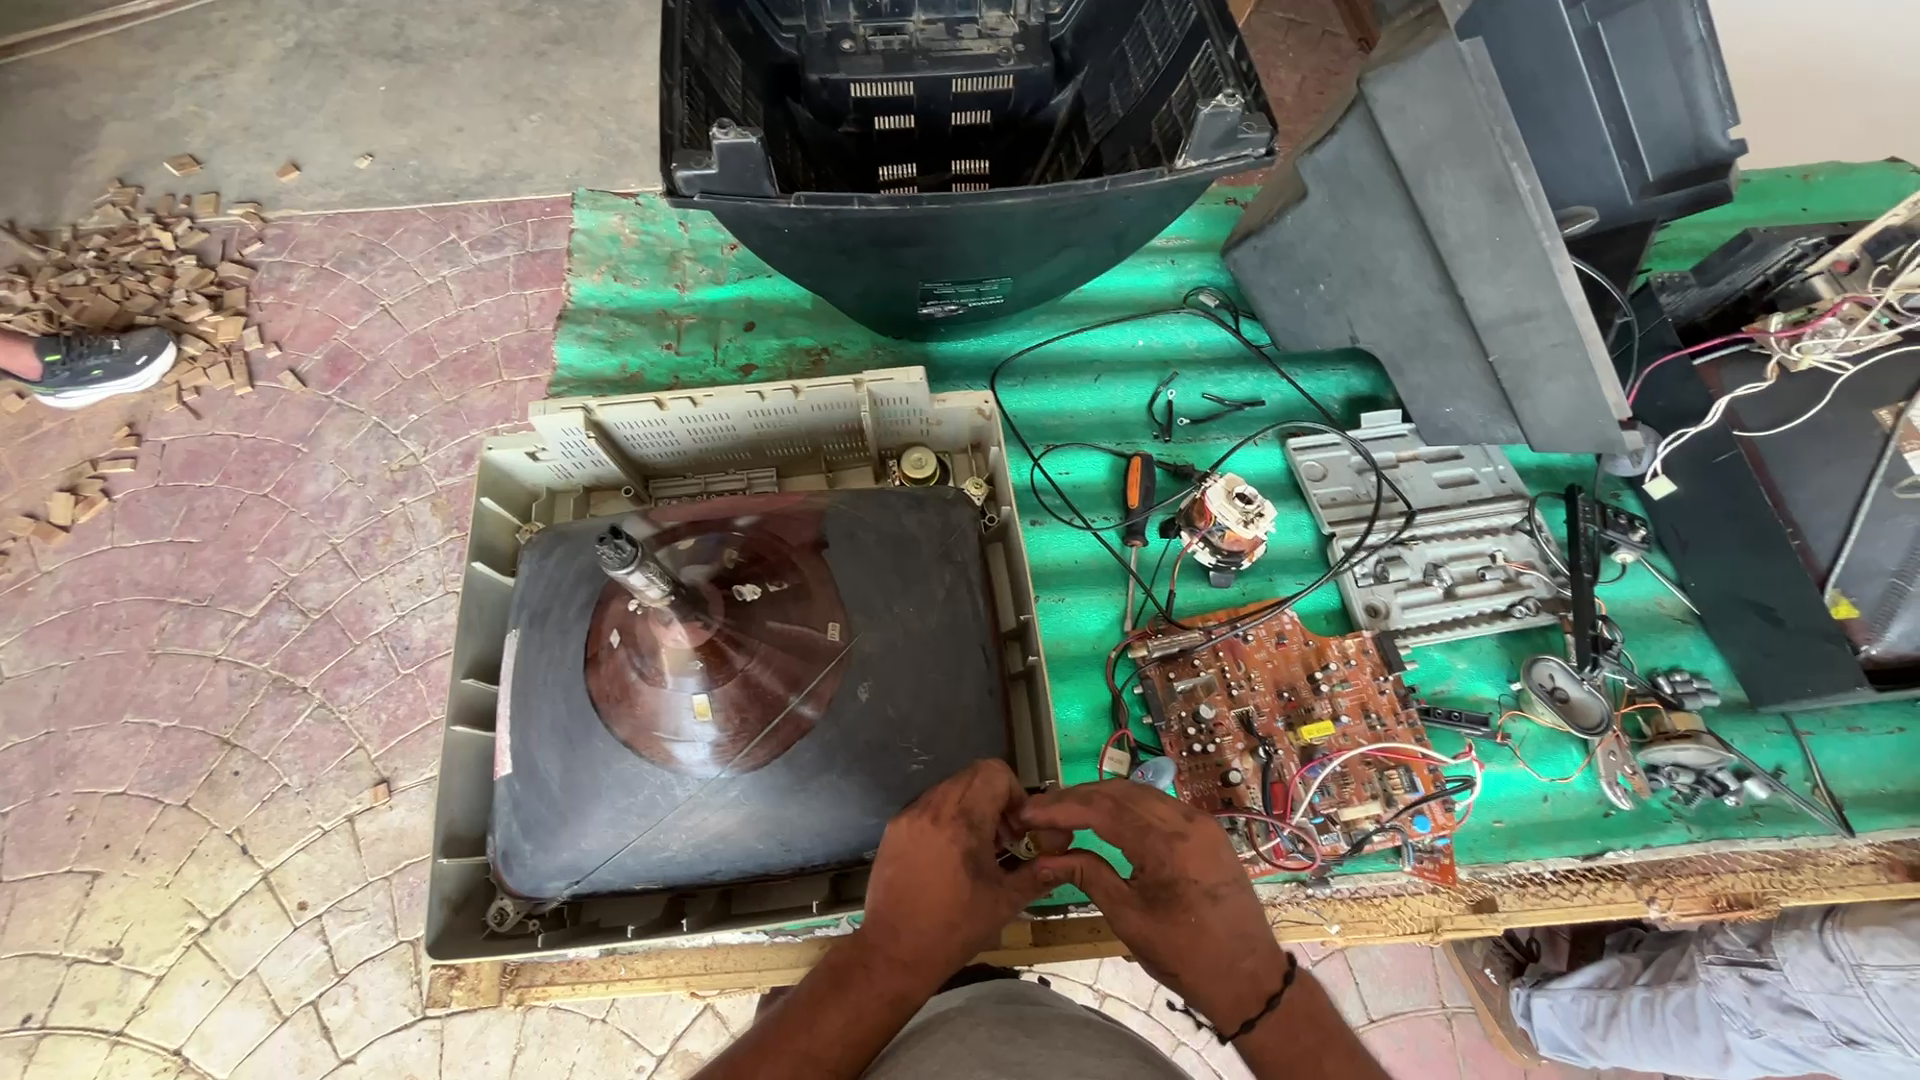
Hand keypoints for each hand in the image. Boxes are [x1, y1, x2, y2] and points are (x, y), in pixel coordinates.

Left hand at [859, 759, 1070, 984]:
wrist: (893, 952)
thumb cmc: (953, 929)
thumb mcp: (1005, 903)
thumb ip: (1038, 873)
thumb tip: (1062, 858)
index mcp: (963, 821)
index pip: (994, 772)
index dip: (1014, 793)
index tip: (1017, 828)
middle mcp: (933, 808)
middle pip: (973, 775)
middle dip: (995, 799)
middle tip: (1002, 838)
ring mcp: (909, 815)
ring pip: (950, 787)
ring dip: (971, 806)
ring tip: (976, 847)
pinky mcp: (894, 827)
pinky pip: (929, 804)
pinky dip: (947, 816)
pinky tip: (950, 854)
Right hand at [1019, 779, 1289, 1032]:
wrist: (1250, 977)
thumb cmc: (1186, 955)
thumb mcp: (1129, 918)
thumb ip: (1088, 876)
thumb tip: (1045, 858)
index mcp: (1167, 842)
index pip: (1101, 808)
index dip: (1060, 808)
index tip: (1027, 813)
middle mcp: (1185, 819)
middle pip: (1118, 792)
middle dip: (1075, 799)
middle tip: (1039, 812)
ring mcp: (1199, 821)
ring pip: (1137, 793)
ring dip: (1098, 799)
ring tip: (1064, 813)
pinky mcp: (1205, 829)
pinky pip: (1157, 804)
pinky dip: (1124, 806)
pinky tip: (1103, 819)